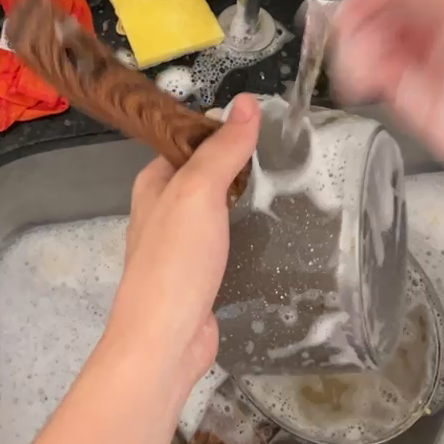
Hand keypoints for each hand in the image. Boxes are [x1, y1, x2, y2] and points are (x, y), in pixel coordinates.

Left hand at [102, 94, 258, 393]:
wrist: (165, 341)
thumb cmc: (176, 260)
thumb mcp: (199, 191)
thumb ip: (223, 148)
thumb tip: (247, 102)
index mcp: (153, 181)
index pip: (189, 140)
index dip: (223, 130)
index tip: (266, 124)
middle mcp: (163, 208)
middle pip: (207, 173)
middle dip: (241, 166)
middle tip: (287, 157)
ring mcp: (181, 244)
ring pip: (219, 209)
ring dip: (248, 201)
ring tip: (290, 189)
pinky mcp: (201, 274)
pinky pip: (227, 241)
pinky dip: (248, 233)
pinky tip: (276, 232)